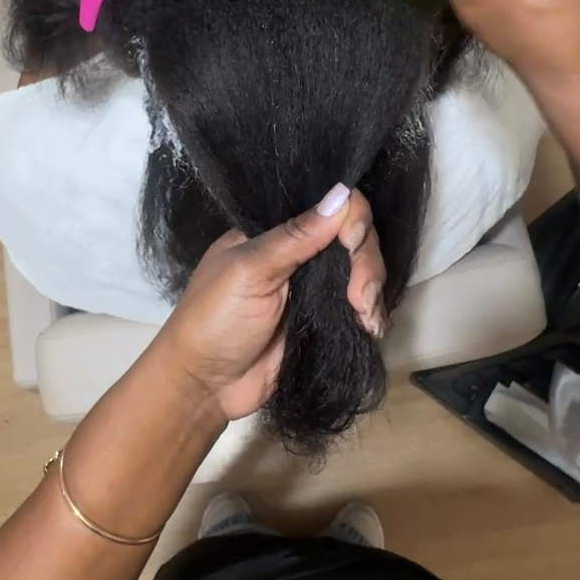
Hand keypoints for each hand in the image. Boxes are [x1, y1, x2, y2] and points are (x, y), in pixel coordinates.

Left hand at [153, 183, 385, 420]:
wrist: (206, 386)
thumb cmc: (214, 319)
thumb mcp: (249, 271)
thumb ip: (296, 236)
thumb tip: (342, 193)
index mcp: (275, 230)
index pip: (329, 207)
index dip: (351, 219)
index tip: (352, 242)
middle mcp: (299, 253)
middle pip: (355, 238)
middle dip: (367, 263)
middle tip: (360, 297)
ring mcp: (314, 288)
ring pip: (363, 272)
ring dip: (374, 291)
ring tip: (365, 318)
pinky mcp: (325, 321)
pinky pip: (361, 308)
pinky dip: (372, 316)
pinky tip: (369, 329)